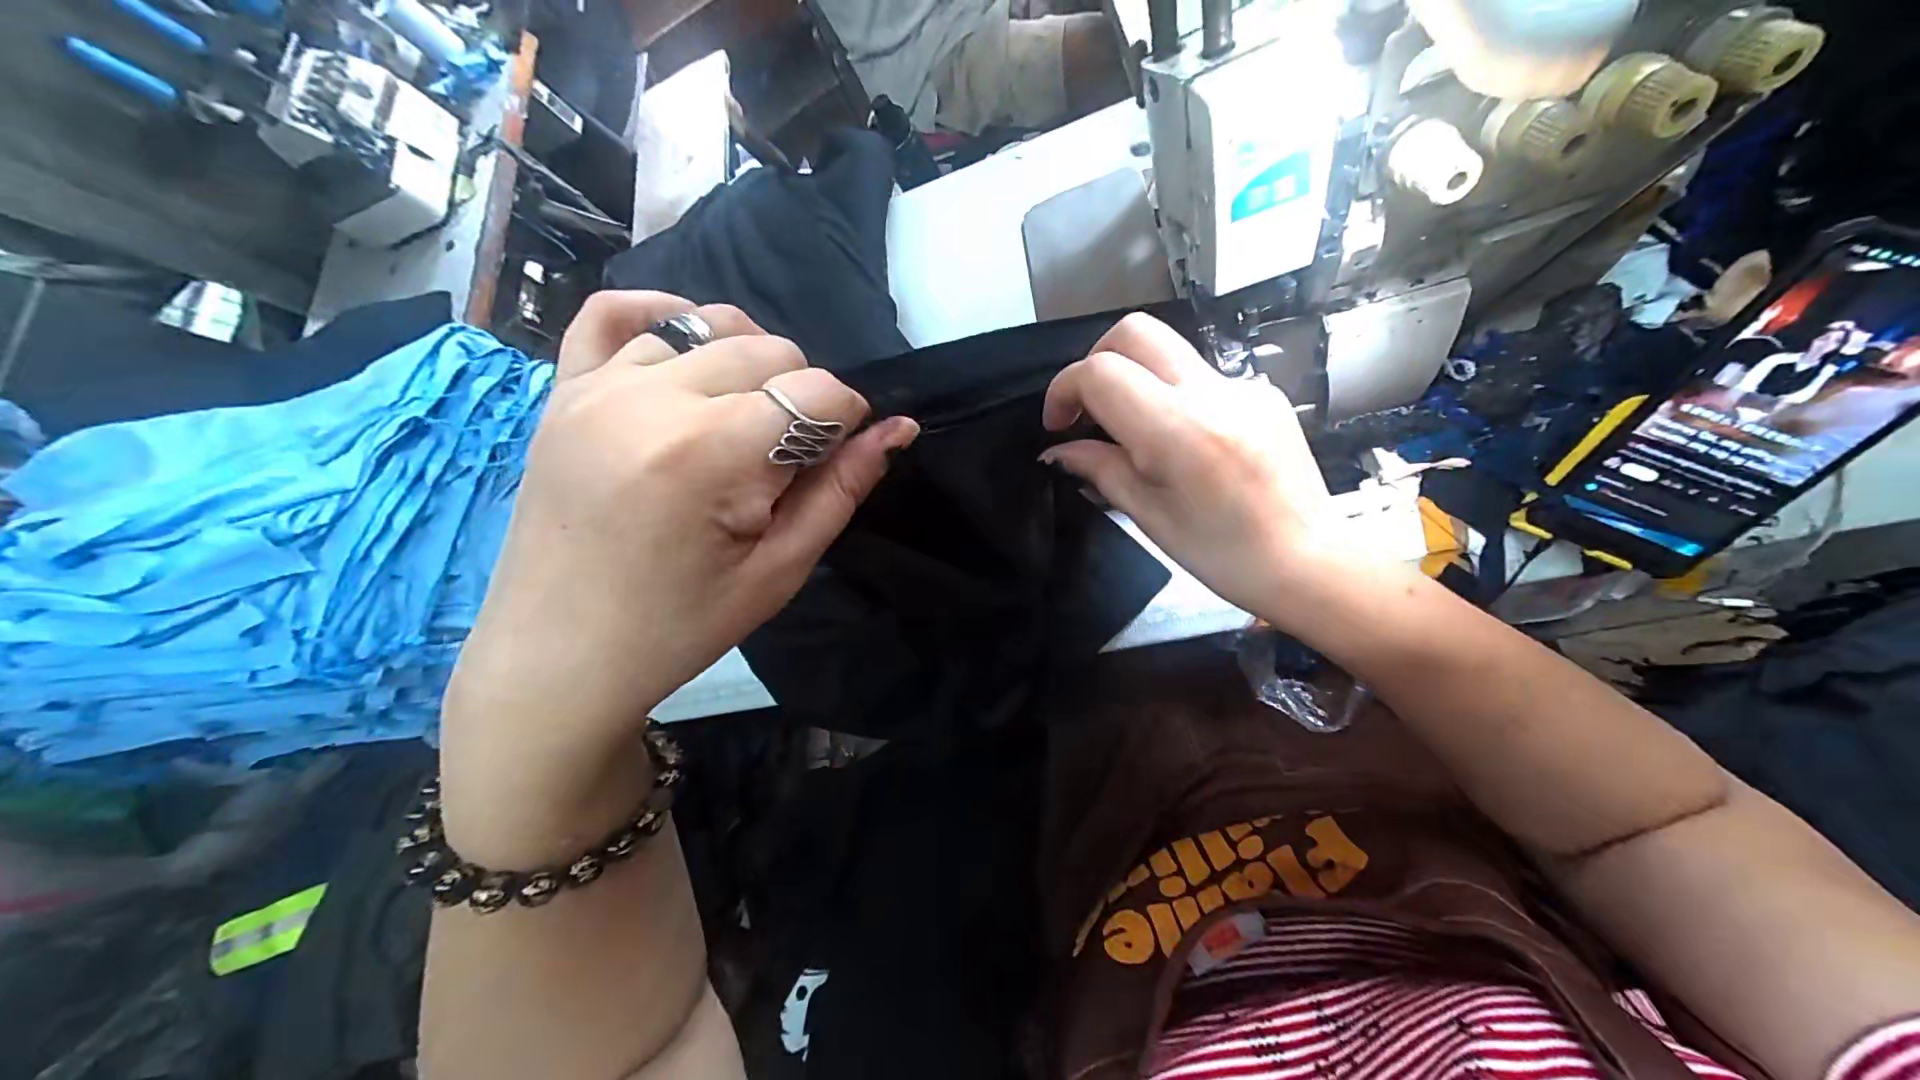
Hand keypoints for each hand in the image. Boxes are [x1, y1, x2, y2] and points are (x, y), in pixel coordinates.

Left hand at [441, 292, 917, 862]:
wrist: (561, 656)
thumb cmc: (680, 627)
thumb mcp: (779, 570)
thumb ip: (840, 490)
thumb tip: (897, 429)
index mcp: (710, 453)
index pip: (816, 391)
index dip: (847, 418)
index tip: (838, 455)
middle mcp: (652, 400)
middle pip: (769, 350)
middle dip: (801, 393)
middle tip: (787, 456)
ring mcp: (598, 388)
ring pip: (707, 327)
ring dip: (747, 362)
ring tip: (745, 418)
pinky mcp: (563, 392)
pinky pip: (610, 313)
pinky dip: (659, 312)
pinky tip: (686, 342)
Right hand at [1040, 313, 1355, 623]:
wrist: (1308, 560)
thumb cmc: (1224, 554)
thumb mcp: (1149, 516)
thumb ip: (1100, 469)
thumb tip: (1061, 449)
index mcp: (1177, 431)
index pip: (1101, 372)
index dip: (1064, 390)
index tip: (1058, 423)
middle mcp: (1212, 394)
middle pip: (1135, 332)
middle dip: (1096, 360)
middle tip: (1088, 407)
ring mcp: (1242, 388)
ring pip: (1169, 350)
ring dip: (1135, 376)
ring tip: (1132, 429)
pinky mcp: (1263, 394)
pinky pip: (1201, 376)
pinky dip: (1173, 395)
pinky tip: (1180, 440)